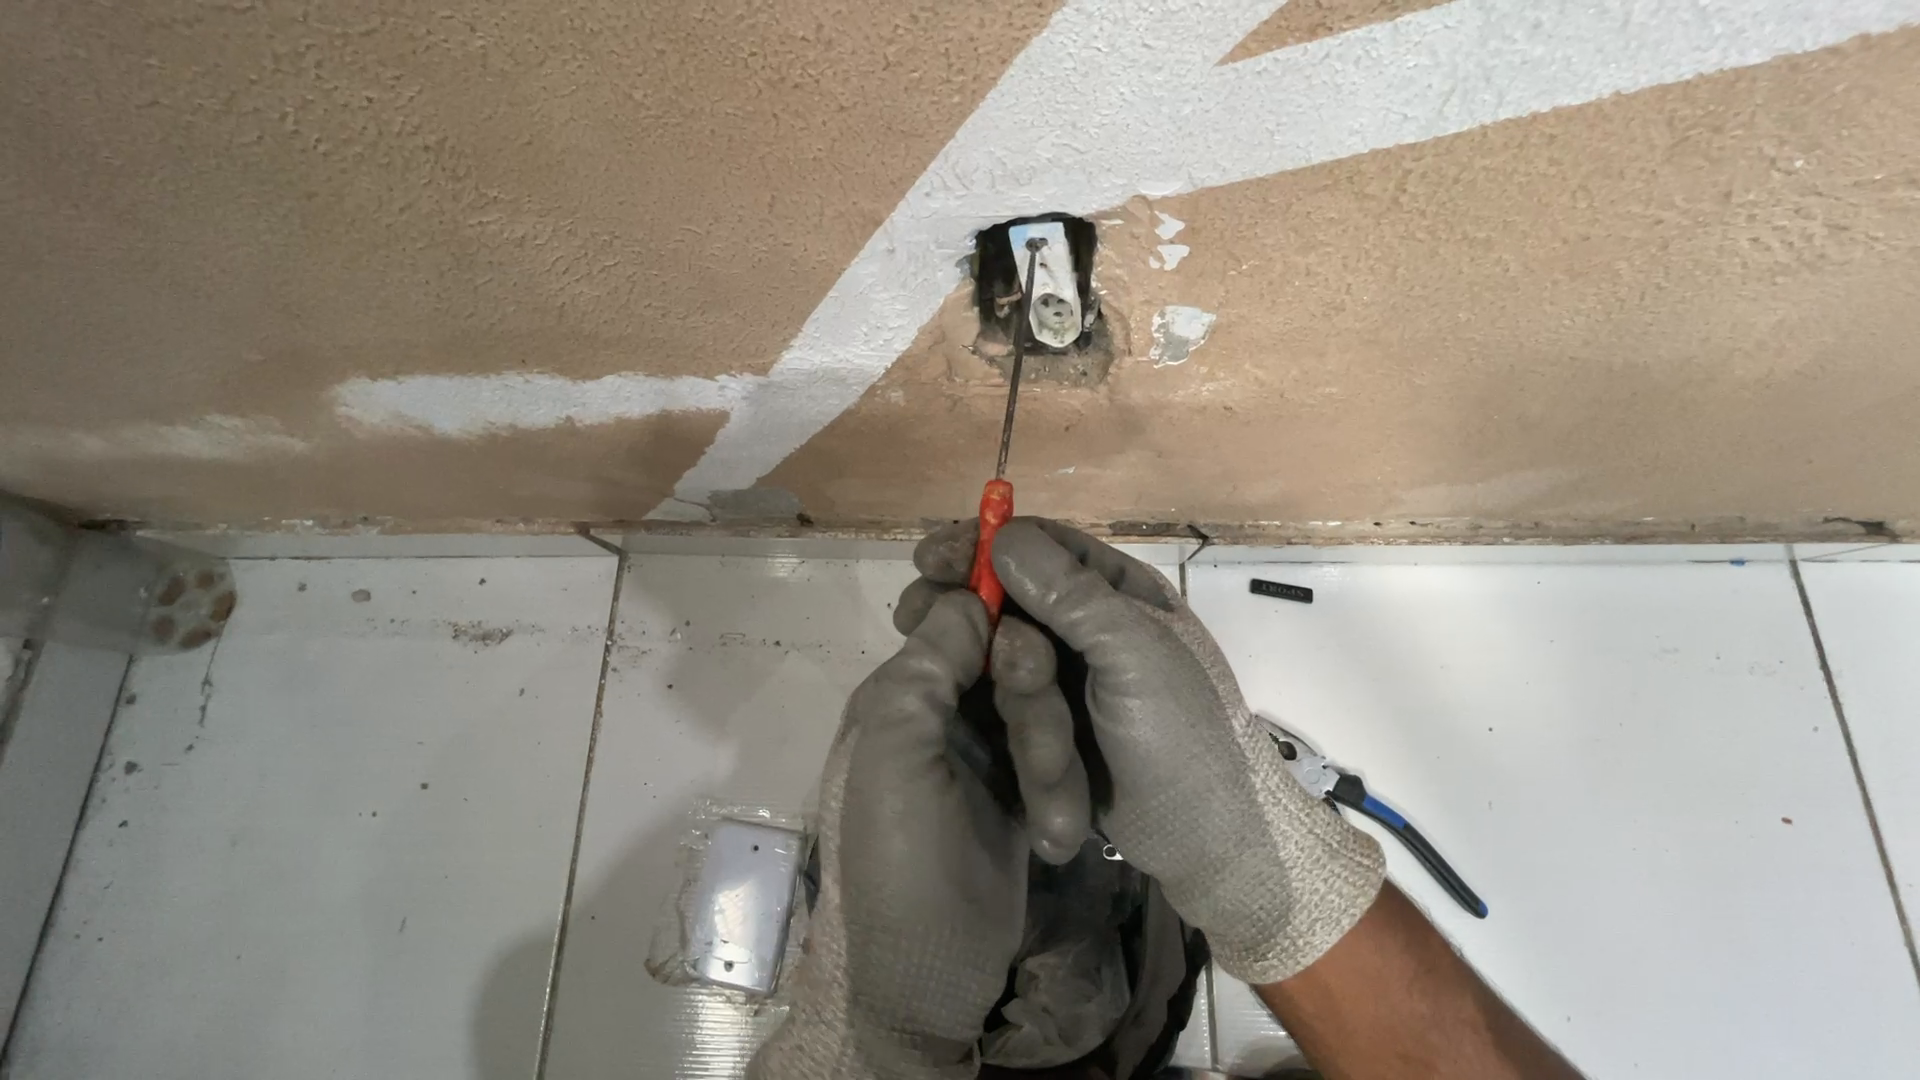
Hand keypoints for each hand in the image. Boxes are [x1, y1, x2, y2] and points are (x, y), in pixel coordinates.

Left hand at [751, 591, 1025, 1079]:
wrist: (930, 968)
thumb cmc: (900, 850)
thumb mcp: (897, 746)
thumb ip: (928, 665)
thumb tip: (970, 599)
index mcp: (902, 690)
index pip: (947, 617)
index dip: (985, 594)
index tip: (1035, 587)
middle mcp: (943, 708)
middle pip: (1004, 660)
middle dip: (1032, 698)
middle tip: (1040, 751)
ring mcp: (984, 748)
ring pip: (1035, 707)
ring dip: (1048, 754)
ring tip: (1047, 816)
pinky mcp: (1020, 786)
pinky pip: (1050, 752)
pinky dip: (1059, 779)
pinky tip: (1060, 815)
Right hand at [897, 518, 1384, 983]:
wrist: (1205, 840)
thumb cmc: (1181, 737)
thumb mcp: (1133, 656)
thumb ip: (1072, 596)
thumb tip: (1002, 536)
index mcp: (1117, 593)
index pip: (1042, 547)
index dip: (982, 544)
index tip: (929, 558)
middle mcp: (1087, 624)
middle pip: (1009, 595)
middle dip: (961, 600)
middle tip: (911, 613)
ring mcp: (1066, 674)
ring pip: (1000, 647)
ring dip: (973, 653)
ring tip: (931, 659)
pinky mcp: (1049, 719)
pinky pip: (1003, 694)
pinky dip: (981, 694)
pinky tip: (948, 693)